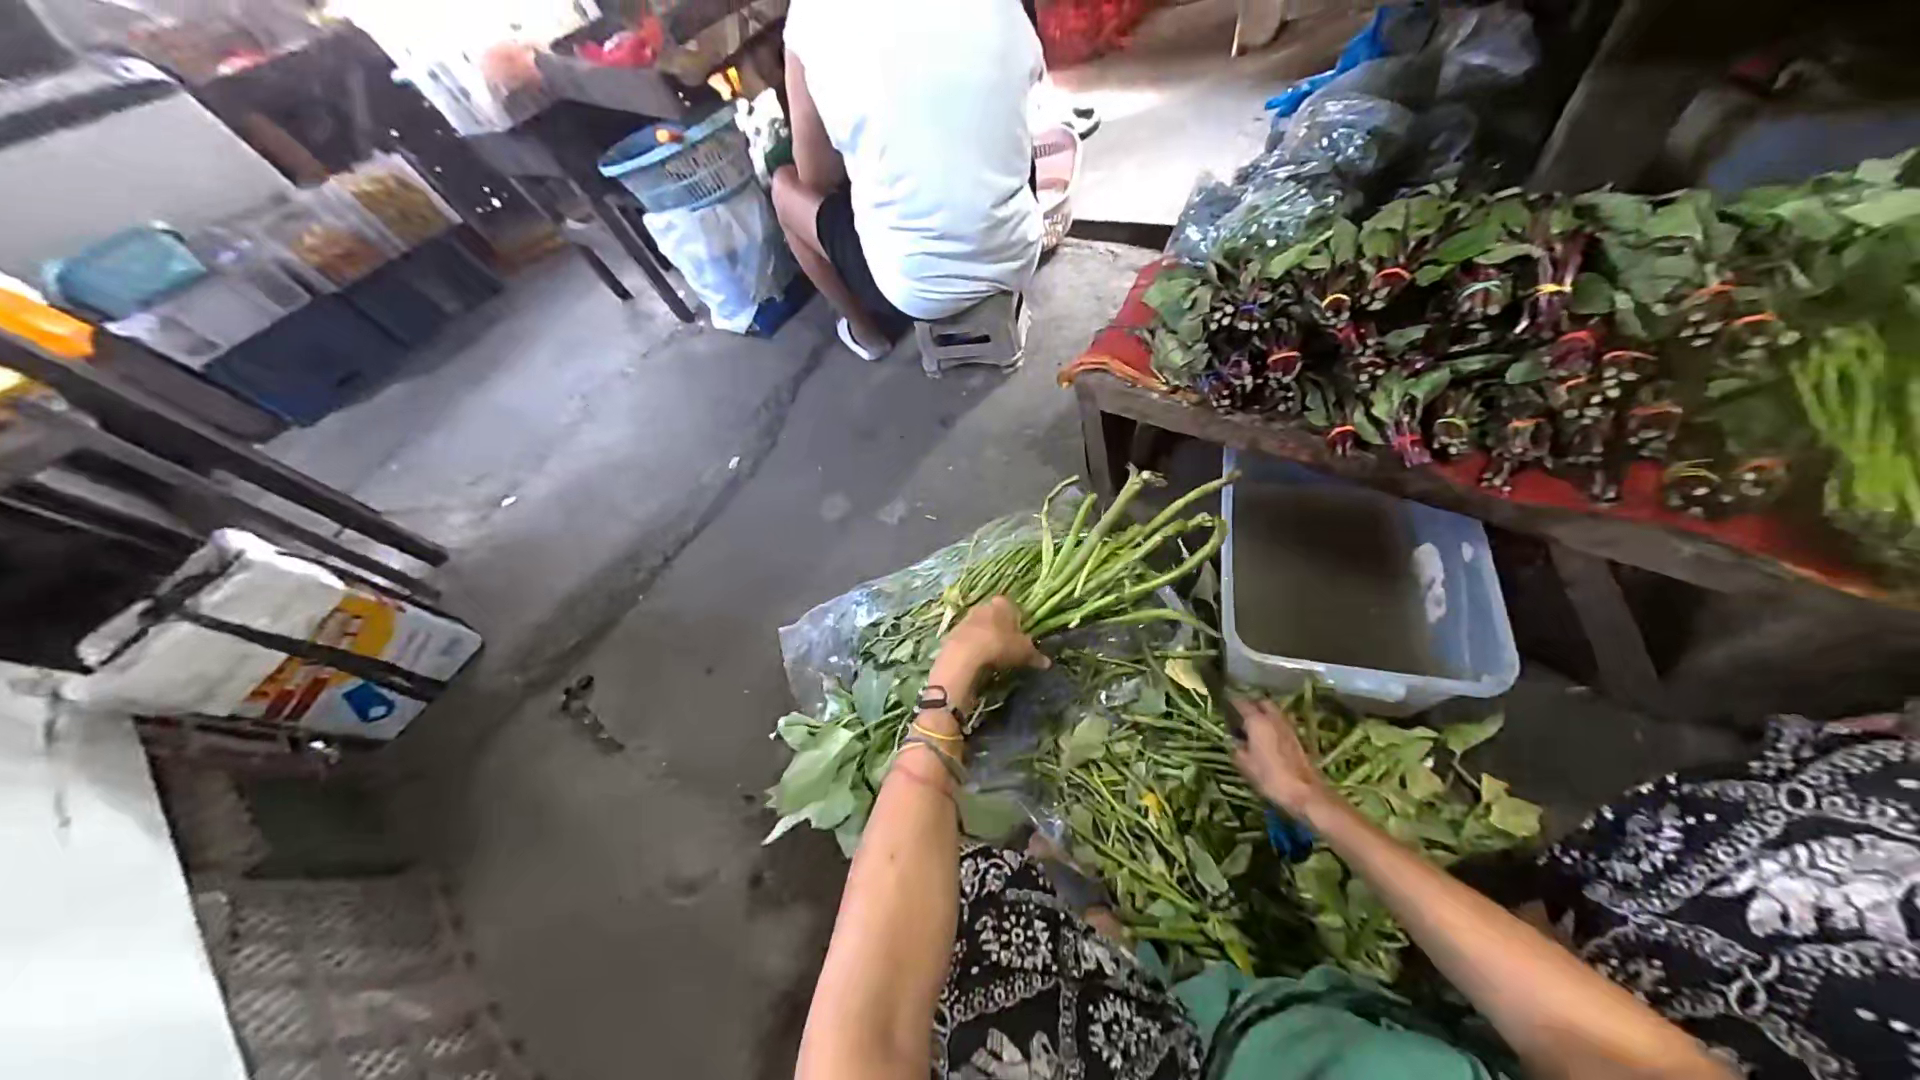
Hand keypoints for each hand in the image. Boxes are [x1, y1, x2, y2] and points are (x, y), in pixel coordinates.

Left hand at [929, 597, 1048, 703]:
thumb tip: (1047, 662)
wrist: (964, 654)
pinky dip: (972, 646)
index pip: (1014, 608)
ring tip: (991, 656)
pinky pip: (967, 638)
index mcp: (1002, 604)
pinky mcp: (952, 631)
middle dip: (1000, 629)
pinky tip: (976, 659)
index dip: (1018, 623)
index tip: (1020, 638)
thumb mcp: (1023, 652)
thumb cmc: (1000, 646)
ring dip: (985, 637)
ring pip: (980, 626)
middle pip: (995, 616)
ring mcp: (966, 617)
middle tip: (1007, 647)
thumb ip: (1035, 655)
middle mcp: (983, 606)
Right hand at [1232, 697, 1333, 816]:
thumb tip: (1234, 741)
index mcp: (1257, 721)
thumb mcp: (1244, 764)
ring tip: (1252, 724)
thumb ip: (1236, 748)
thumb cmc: (1269, 776)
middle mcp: (1273, 719)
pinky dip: (1272, 724)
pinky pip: (1281, 723)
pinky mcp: (1297, 738)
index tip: (1224, 703)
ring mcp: (1288, 727)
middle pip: (1262, 702)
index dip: (1231, 701)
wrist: (1304, 792)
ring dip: (1264, 713)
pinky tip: (1266, 737)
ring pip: (1274, 712)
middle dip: (1251, 704)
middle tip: (1240, 713)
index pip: (1241, 703)